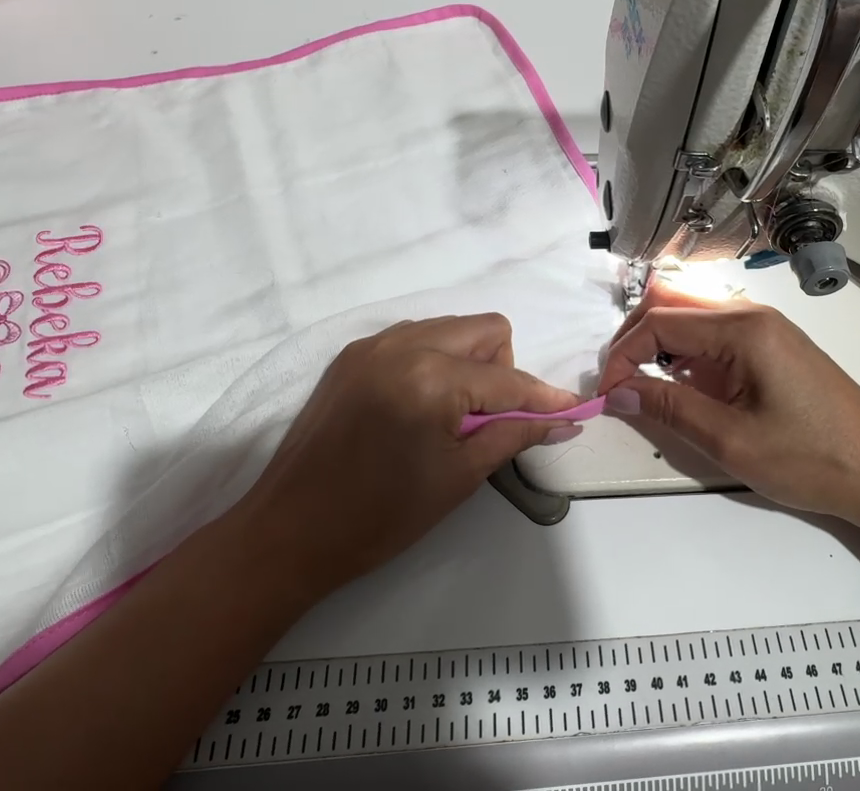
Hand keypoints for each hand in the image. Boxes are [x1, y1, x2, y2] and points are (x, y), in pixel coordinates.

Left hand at [237, 314, 583, 597]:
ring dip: (468, 362)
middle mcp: (401, 344)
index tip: (571, 411)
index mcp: (431, 377)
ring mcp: (371, 346)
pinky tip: (422, 407)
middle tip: (490, 420)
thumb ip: (514, 434)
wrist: (289, 532)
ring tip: (453, 417)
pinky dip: (433, 361)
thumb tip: (562, 417)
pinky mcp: (350, 357)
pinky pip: (412, 338)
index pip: (507, 379)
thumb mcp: (459, 477)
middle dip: (502, 370)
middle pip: (483, 330)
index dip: (544, 398)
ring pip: (448, 328)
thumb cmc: (380, 516)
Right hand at [597, 282, 859, 521]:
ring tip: (643, 388)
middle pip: (671, 303)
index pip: (659, 322)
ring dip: (659, 345)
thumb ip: (668, 407)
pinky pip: (714, 336)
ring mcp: (764, 329)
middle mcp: (752, 315)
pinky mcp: (772, 347)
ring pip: (691, 316)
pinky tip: (683, 389)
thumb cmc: (814, 458)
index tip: (606, 395)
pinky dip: (686, 355)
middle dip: (634, 339)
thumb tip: (618, 392)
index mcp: (742, 328)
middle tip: (618, 385)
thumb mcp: (730, 439)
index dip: (622, 356)